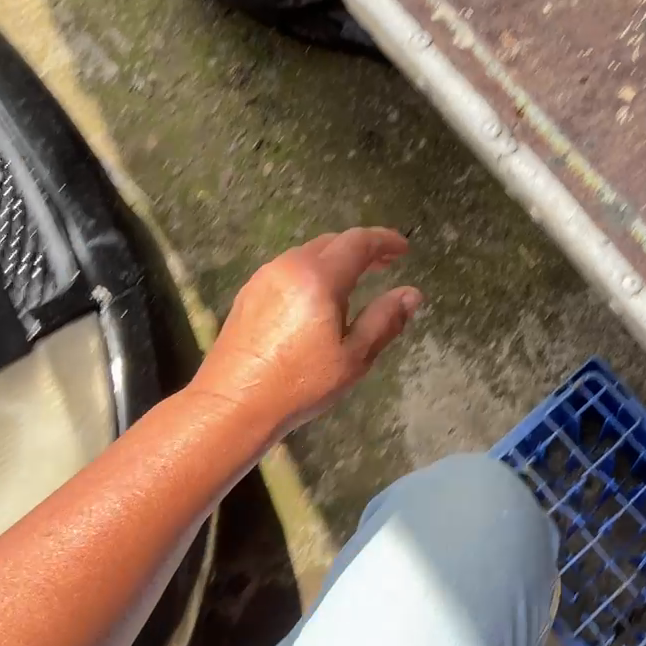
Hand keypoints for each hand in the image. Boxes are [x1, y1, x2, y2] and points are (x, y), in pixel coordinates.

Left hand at [189, 229, 420, 436]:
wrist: (232, 404)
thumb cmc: (300, 383)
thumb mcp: (354, 357)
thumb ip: (385, 320)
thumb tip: (412, 294)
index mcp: (318, 279)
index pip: (358, 243)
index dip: (385, 241)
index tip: (405, 249)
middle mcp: (289, 268)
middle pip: (332, 242)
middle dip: (362, 248)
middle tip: (387, 263)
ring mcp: (264, 278)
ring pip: (309, 253)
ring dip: (337, 258)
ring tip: (358, 279)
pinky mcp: (250, 293)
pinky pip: (291, 268)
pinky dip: (315, 270)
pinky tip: (323, 296)